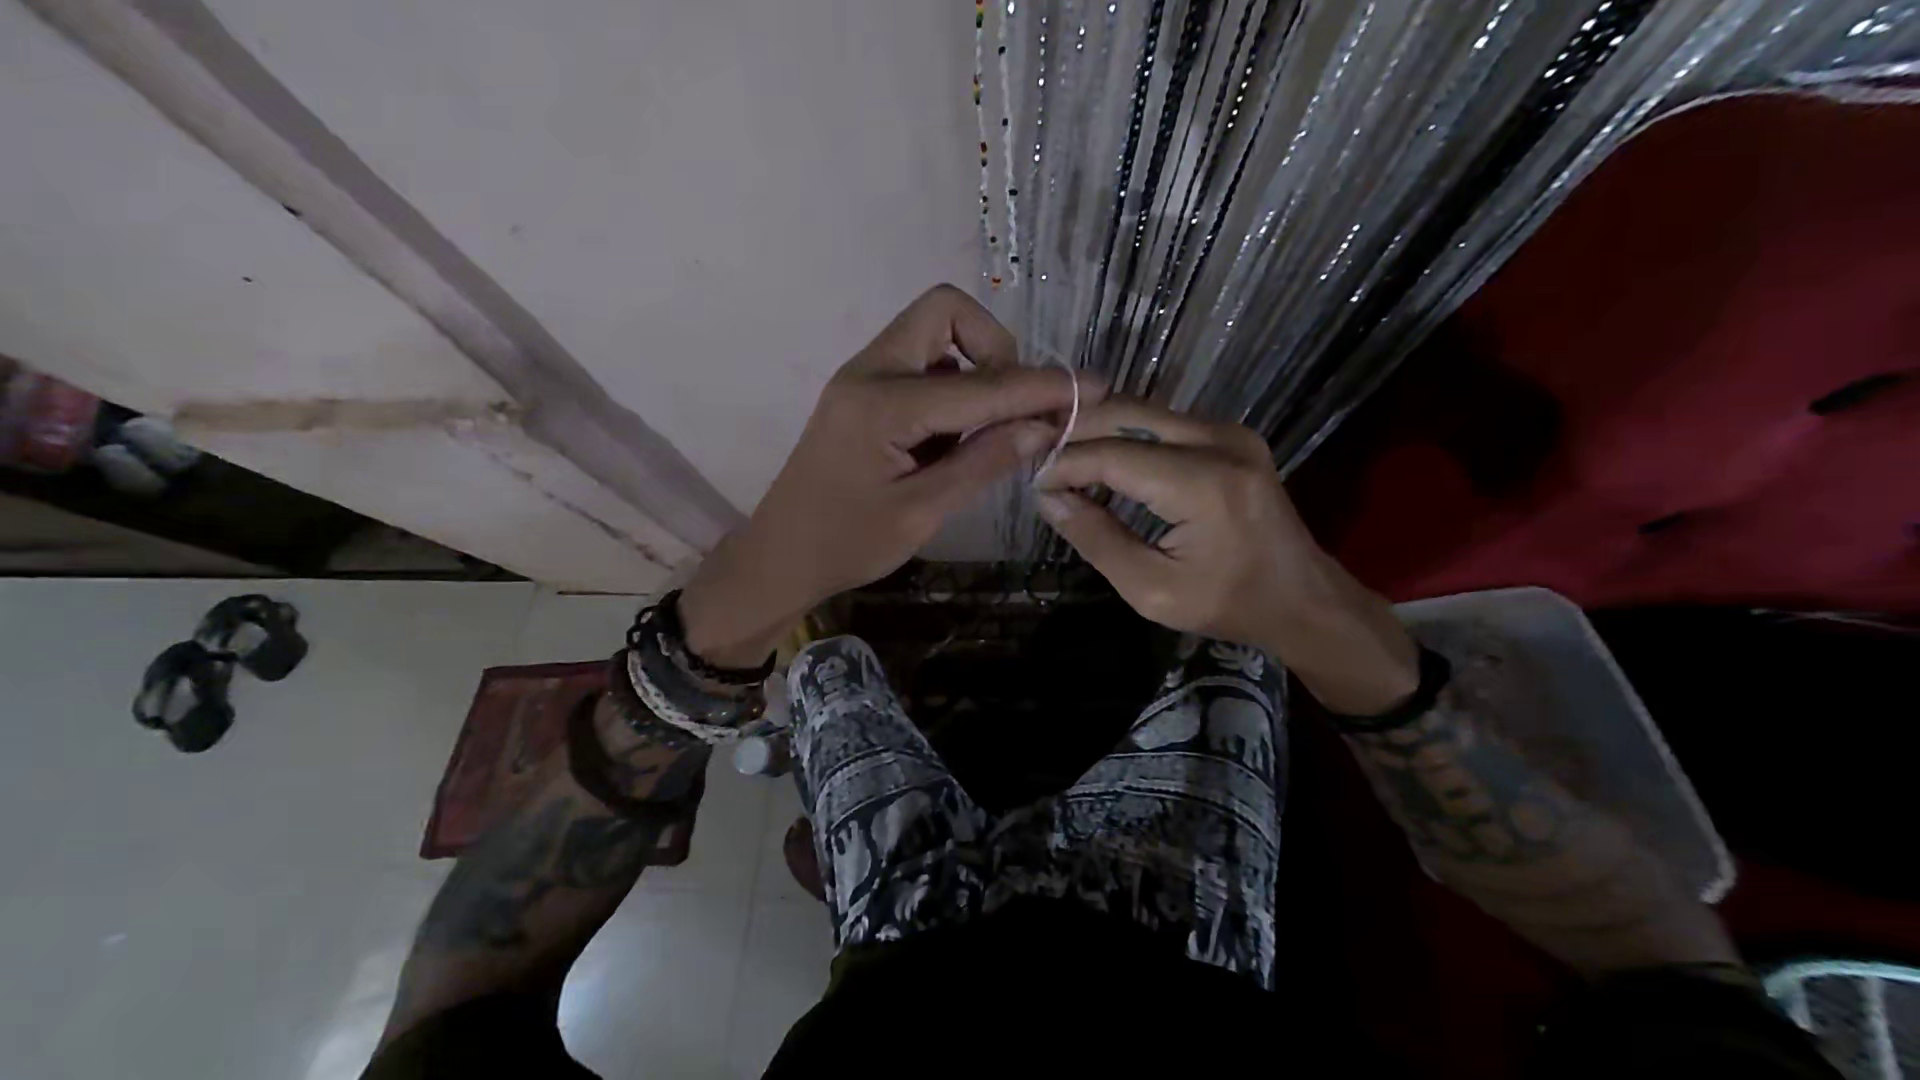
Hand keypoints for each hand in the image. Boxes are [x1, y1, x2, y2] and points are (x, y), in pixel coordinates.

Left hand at [681, 285, 1103, 665]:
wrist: (780, 557)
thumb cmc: (846, 544)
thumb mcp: (923, 511)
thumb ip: (985, 461)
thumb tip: (1046, 425)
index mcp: (882, 403)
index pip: (981, 383)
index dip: (1040, 386)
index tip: (1091, 387)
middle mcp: (869, 371)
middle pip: (945, 312)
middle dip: (995, 347)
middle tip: (1014, 403)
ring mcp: (862, 378)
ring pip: (932, 333)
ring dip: (974, 365)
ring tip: (990, 426)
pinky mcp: (863, 393)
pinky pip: (919, 363)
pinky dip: (952, 384)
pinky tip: (958, 433)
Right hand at [1035, 399, 1419, 714]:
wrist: (1303, 598)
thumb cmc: (1228, 604)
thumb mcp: (1151, 589)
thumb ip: (1097, 539)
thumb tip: (1049, 498)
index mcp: (1204, 484)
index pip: (1113, 455)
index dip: (1065, 465)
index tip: (1035, 486)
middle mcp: (1220, 441)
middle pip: (1126, 414)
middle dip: (1076, 433)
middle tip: (1039, 460)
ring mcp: (1230, 432)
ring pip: (1142, 411)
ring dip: (1098, 430)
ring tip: (1062, 460)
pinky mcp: (1231, 435)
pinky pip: (1163, 422)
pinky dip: (1125, 436)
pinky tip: (1101, 460)